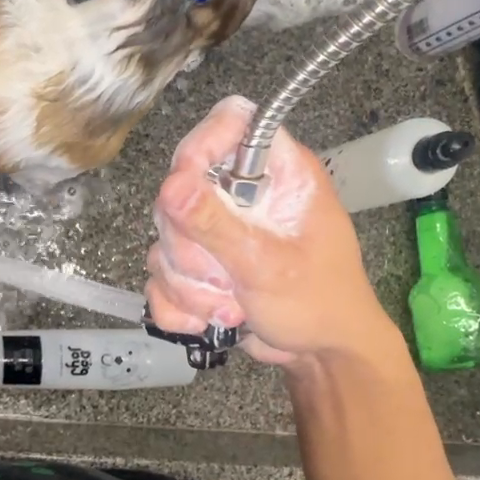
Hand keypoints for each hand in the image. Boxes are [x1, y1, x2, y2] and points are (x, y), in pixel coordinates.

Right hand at [145, 96, 398, 367]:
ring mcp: (216, 233)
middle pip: (179, 193)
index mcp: (276, 175)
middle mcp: (242, 196)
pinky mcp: (199, 268)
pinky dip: (178, 306)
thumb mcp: (268, 264)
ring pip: (165, 244)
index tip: (185, 189)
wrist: (319, 355)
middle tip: (226, 277)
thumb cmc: (318, 303)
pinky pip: (161, 278)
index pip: (230, 124)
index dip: (200, 148)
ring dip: (190, 287)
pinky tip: (205, 322)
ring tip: (230, 308)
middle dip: (191, 250)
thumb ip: (216, 224)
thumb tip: (171, 184)